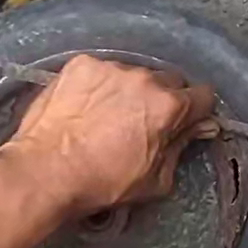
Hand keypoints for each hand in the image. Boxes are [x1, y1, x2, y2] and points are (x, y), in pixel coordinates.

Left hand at [0, 55, 216, 219]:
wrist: (44, 172)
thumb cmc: (102, 183)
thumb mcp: (155, 179)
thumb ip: (181, 148)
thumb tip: (200, 128)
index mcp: (169, 106)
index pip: (203, 96)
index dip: (196, 110)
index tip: (185, 120)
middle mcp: (145, 79)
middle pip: (169, 81)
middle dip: (163, 99)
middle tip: (143, 121)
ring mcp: (112, 68)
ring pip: (134, 74)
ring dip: (129, 90)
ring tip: (107, 115)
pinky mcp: (82, 64)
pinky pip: (101, 70)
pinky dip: (99, 85)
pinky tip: (85, 106)